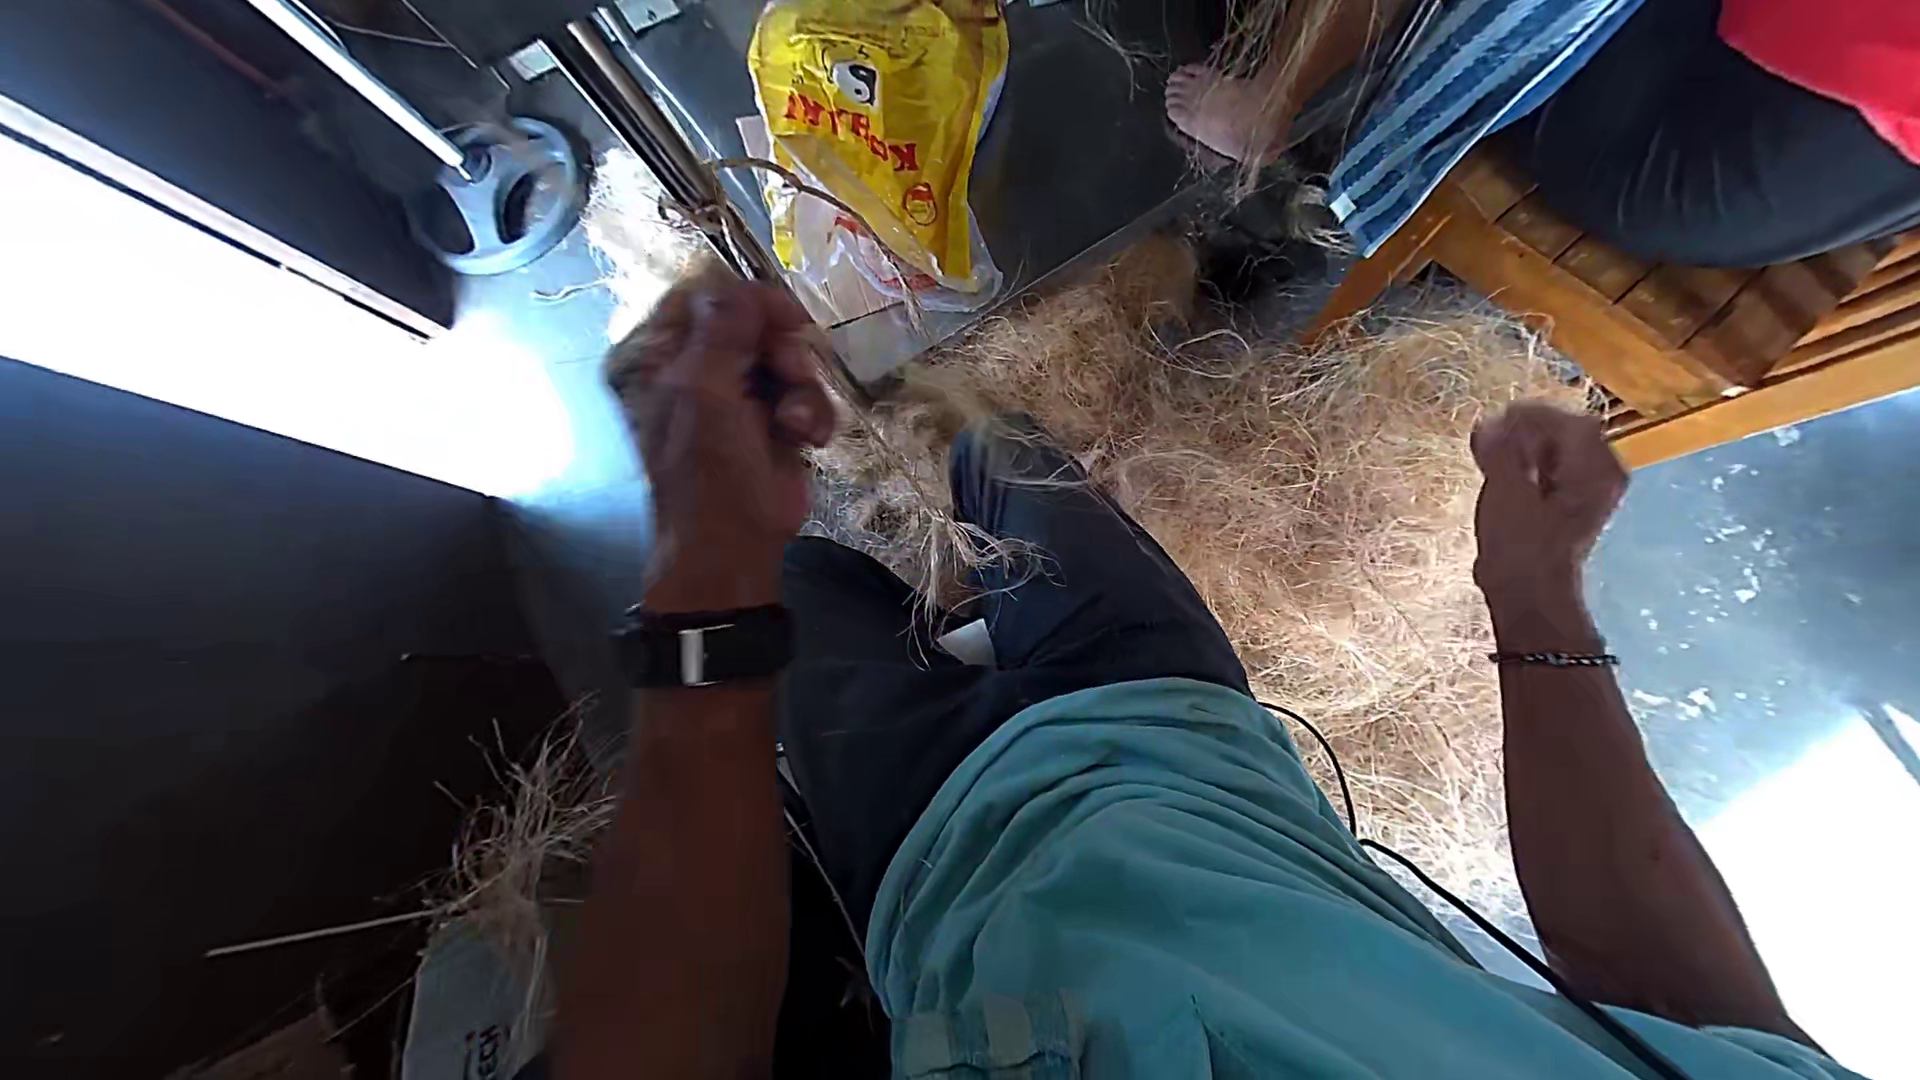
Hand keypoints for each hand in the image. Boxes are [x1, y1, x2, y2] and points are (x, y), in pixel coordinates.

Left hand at [605, 272, 835, 611]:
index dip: (749, 302)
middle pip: (755, 326)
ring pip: (789, 361)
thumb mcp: (704, 393)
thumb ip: (725, 329)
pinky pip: (807, 395)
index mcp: (663, 357)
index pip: (705, 299)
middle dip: (782, 352)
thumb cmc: (707, 474)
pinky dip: (815, 415)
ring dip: (804, 391)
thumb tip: (754, 289)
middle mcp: (701, 370)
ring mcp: (742, 398)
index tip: (785, 317)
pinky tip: (810, 440)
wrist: (736, 545)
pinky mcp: (777, 423)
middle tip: (791, 375)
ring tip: (798, 425)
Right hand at [1470, 404, 1625, 641]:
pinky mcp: (1565, 509)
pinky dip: (1526, 467)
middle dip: (1529, 429)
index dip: (1535, 414)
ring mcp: (1584, 495)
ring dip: (1525, 448)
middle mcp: (1600, 478)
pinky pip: (1549, 474)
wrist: (1527, 590)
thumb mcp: (1506, 493)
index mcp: (1595, 470)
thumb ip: (1501, 455)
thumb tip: (1488, 424)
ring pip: (1558, 456)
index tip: (1498, 414)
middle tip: (1491, 430)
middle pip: (1568, 437)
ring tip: (1489, 449)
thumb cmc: (1520, 542)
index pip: (1572, 424)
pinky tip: (1500, 473)